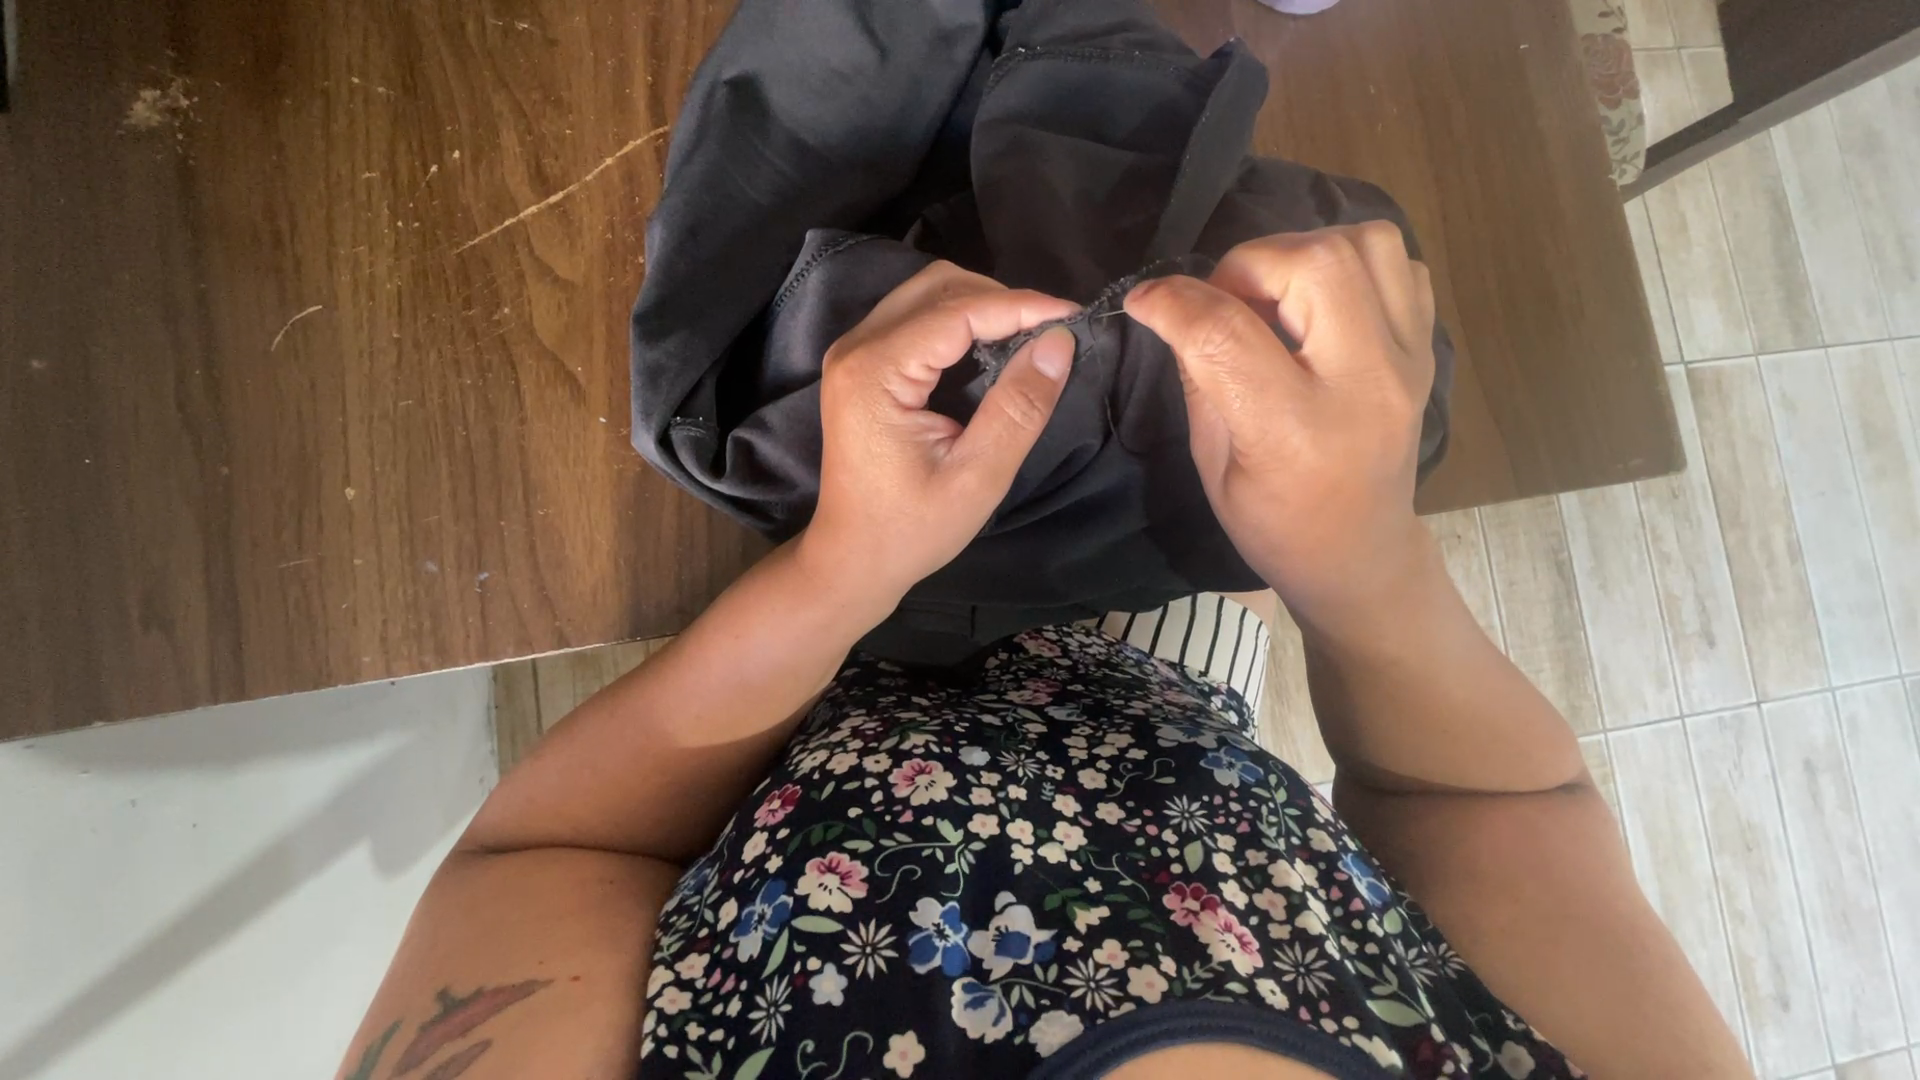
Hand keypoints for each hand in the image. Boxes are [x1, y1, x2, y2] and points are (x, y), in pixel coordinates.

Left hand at [798, 261, 1078, 607]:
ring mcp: (852, 353)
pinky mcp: (859, 365)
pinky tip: (989, 347)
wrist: (853, 557)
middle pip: (938, 286)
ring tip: (1027, 337)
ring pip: (926, 295)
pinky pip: (914, 318)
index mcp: (876, 372)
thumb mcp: (977, 476)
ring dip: (980, 306)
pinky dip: (958, 322)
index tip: (1074, 316)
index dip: (1021, 306)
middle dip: (1000, 299)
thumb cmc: (912, 528)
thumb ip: (1018, 407)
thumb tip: (1059, 342)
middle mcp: (856, 348)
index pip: (958, 310)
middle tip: (1050, 332)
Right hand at [1124, 224, 1437, 635]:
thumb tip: (1181, 311)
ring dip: (1302, 253)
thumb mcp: (1212, 465)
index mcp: (1292, 429)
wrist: (1358, 552)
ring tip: (1274, 295)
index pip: (1226, 332)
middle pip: (1312, 263)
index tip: (1144, 301)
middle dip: (1247, 263)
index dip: (1173, 302)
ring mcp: (1406, 360)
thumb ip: (1199, 379)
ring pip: (1365, 244)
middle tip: (1224, 301)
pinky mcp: (1426, 349)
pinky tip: (1318, 305)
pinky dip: (1349, 265)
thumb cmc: (1271, 524)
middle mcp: (1362, 382)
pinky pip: (1396, 264)